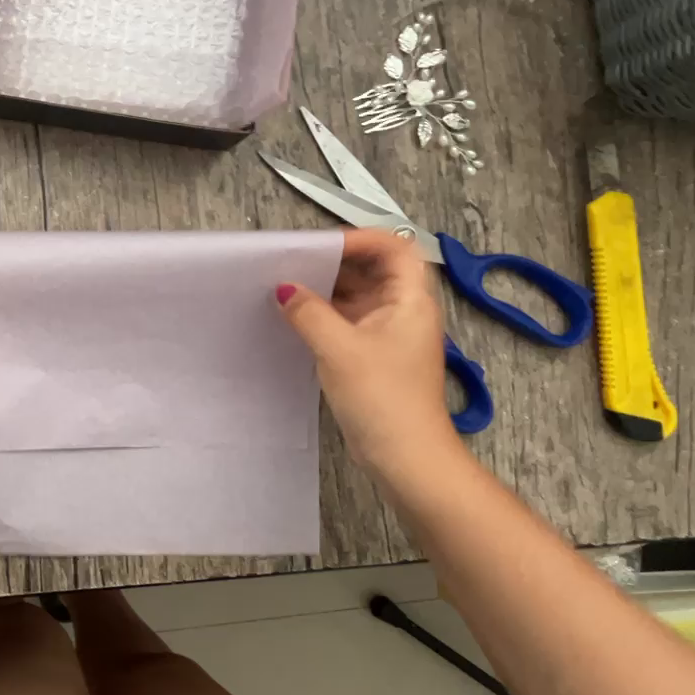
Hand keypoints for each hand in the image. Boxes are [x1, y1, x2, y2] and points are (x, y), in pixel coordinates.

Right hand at [277, 229, 459, 470]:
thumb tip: (283, 289)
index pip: (394, 248)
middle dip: (333, 263)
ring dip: (324, 290)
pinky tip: (294, 317)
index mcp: (410, 300)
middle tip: (292, 262)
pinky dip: (322, 314)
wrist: (406, 456)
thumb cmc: (382, 398)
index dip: (360, 238)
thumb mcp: (338, 348)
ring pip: (356, 296)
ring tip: (285, 286)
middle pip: (372, 269)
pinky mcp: (371, 355)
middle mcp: (403, 311)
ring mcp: (387, 334)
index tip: (319, 245)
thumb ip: (308, 312)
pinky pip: (346, 320)